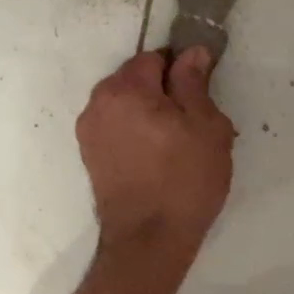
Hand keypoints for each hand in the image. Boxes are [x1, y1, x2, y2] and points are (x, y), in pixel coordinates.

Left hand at [75, 48, 236, 256]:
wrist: (148, 240)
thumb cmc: (184, 181)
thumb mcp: (205, 125)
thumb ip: (194, 83)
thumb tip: (191, 53)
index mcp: (123, 89)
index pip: (154, 58)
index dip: (180, 71)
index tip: (199, 95)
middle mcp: (97, 105)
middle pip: (134, 81)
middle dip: (161, 93)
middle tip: (191, 124)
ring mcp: (88, 134)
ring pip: (124, 107)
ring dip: (147, 115)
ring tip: (174, 145)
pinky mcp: (90, 159)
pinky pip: (116, 131)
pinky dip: (133, 135)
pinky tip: (155, 159)